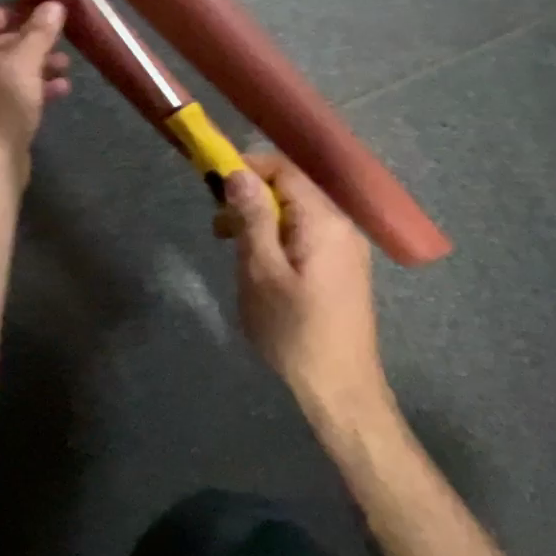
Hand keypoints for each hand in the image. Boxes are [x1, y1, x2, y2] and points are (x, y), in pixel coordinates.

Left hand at [0, 2, 69, 159]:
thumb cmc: (2, 101)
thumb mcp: (26, 61)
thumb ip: (40, 31)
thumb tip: (53, 4)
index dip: (15, 12)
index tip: (43, 13)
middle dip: (30, 44)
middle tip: (60, 44)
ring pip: (0, 73)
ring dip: (33, 68)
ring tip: (66, 68)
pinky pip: (0, 95)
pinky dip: (26, 90)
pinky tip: (59, 91)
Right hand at [225, 152, 389, 421]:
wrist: (339, 387)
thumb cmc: (294, 330)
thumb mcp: (261, 271)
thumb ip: (251, 218)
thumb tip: (237, 173)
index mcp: (324, 221)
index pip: (284, 169)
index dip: (246, 167)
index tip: (210, 186)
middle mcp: (341, 225)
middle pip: (290, 188)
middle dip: (249, 197)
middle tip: (218, 228)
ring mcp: (344, 247)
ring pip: (294, 212)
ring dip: (258, 219)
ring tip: (232, 249)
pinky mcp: (341, 267)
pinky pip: (304, 233)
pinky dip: (275, 237)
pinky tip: (258, 265)